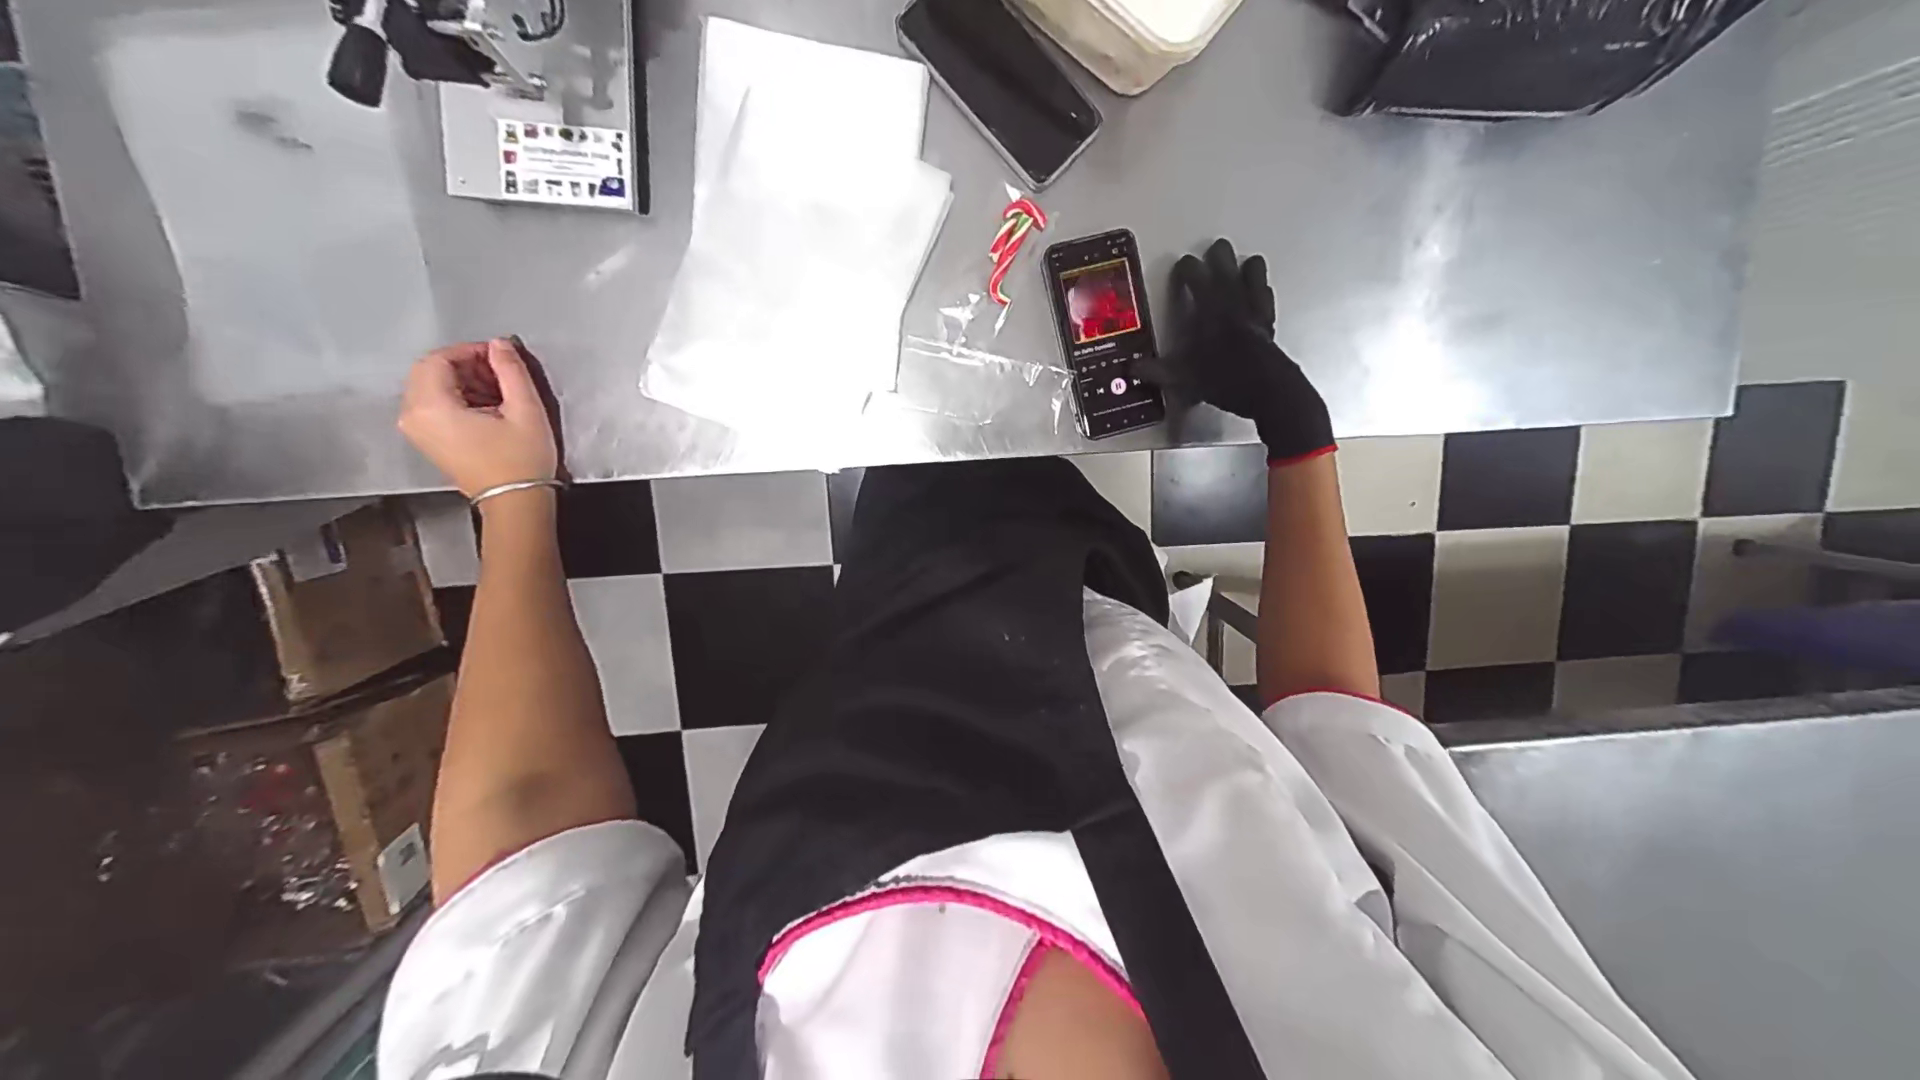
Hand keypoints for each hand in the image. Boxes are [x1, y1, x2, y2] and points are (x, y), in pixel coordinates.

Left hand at [398, 338, 558, 498]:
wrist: (515, 503)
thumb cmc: (522, 459)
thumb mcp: (526, 410)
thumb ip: (511, 371)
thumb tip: (500, 344)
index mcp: (430, 406)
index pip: (439, 360)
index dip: (470, 351)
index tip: (501, 356)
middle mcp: (412, 416)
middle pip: (430, 372)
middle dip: (466, 366)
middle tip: (501, 373)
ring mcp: (416, 430)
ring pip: (431, 388)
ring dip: (463, 382)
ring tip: (499, 391)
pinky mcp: (427, 441)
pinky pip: (433, 406)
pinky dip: (458, 398)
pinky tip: (488, 407)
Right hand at [1137, 238, 1333, 464]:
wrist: (1267, 390)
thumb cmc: (1223, 379)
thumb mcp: (1182, 378)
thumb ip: (1156, 370)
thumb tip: (1131, 368)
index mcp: (1209, 309)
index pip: (1195, 276)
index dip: (1186, 269)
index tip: (1181, 266)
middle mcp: (1233, 303)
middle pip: (1226, 267)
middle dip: (1219, 257)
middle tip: (1214, 250)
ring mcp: (1255, 311)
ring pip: (1254, 276)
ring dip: (1248, 269)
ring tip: (1245, 264)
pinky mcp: (1270, 324)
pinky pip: (1267, 299)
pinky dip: (1262, 294)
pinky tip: (1261, 296)